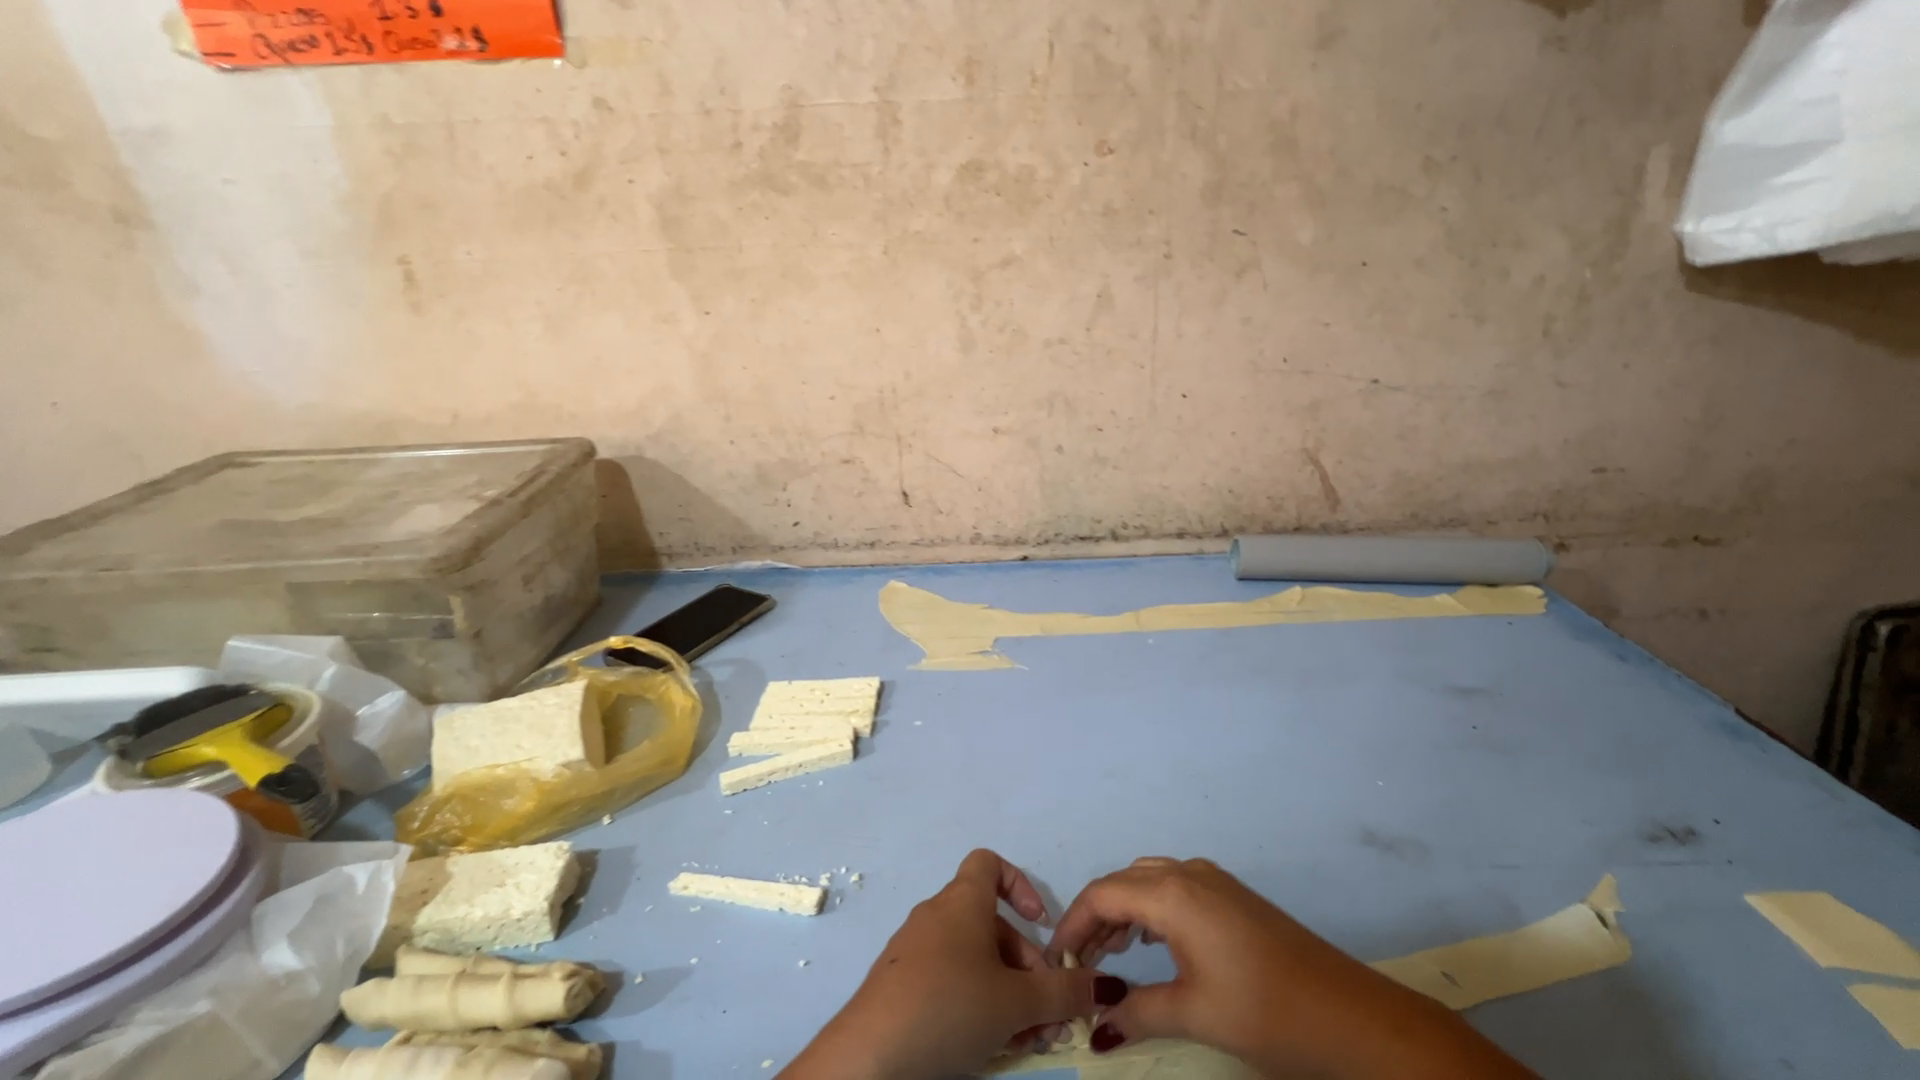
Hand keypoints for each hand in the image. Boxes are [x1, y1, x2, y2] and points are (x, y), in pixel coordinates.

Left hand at [780, 849, 1126, 1079]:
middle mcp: (936, 917)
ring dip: (1007, 995)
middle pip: (992, 925)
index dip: (1021, 886)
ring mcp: (914, 953)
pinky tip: (991, 1047)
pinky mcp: (901, 988)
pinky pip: (950, 983)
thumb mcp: (1018, 1002)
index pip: (991, 864)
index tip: (1041, 924)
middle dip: (1026, 967)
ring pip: (974, 962)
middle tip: (1046, 1014)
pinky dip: (976, 1006)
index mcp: (962, 902)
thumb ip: (1064, 992)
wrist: (870, 1057)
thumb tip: (1105, 987)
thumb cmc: (949, 1008)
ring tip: (1026, 1039)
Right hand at [1049, 857, 1537, 1079]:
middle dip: (1096, 916)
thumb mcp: (1192, 1013)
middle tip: (1080, 961)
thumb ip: (1136, 1012)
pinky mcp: (1234, 896)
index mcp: (1174, 893)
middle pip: (1123, 881)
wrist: (1350, 1015)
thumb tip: (1094, 1027)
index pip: (1103, 894)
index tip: (1055, 960)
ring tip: (1109, 953)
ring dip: (1123, 911)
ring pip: (1150, 881)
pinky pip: (1175, 887)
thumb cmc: (1264, 1010)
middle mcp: (1190, 874)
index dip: (1073, 924)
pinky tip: (1151, 942)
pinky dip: (1151, 909)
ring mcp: (1216, 881)